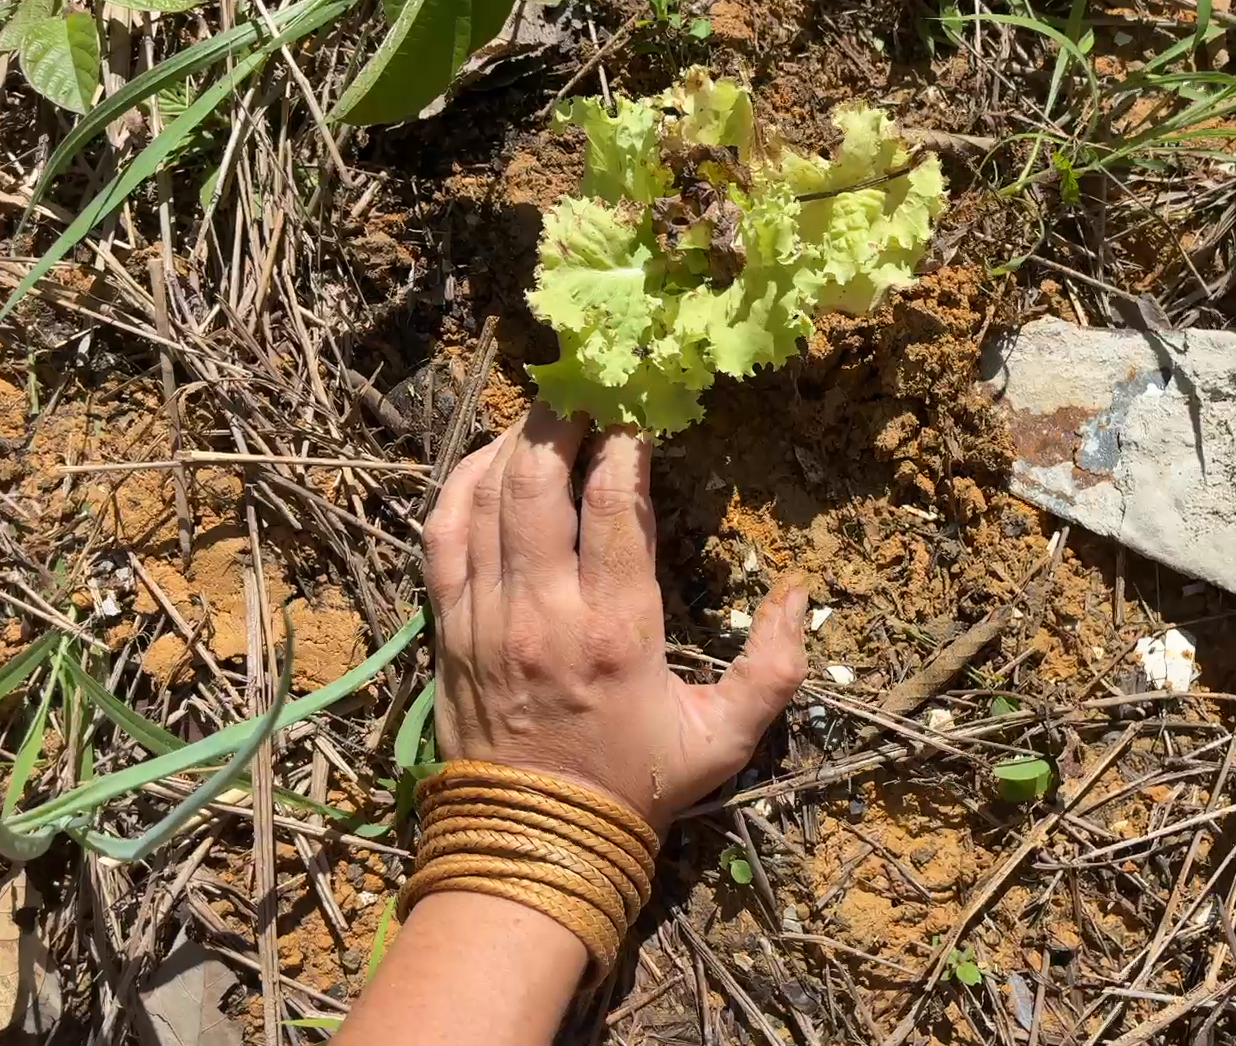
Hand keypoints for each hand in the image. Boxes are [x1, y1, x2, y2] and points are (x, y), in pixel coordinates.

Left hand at [421, 405, 809, 830]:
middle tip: (585, 392)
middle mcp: (545, 612)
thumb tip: (795, 590)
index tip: (638, 420)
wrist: (538, 844)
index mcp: (618, 629)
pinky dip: (459, 486)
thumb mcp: (729, 737)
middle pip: (536, 484)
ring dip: (512, 444)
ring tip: (543, 415)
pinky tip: (486, 462)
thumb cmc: (639, 782)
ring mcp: (487, 617)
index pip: (614, 507)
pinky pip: (440, 536)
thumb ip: (775, 664)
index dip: (625, 450)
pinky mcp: (451, 629)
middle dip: (560, 424)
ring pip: (482, 499)